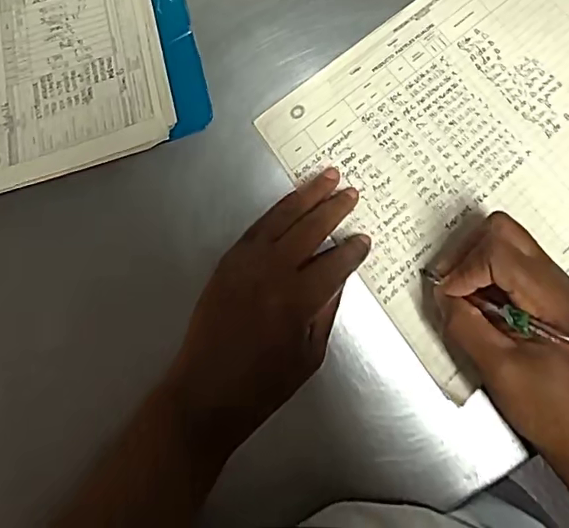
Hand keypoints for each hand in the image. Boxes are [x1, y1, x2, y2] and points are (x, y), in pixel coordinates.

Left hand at [163, 168, 370, 454]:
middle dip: (334, 208)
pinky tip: (293, 200)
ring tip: (328, 177)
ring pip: (283, 216)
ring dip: (308, 194)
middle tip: (351, 192)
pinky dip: (279, 209)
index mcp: (297, 300)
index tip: (364, 238)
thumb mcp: (309, 355)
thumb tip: (339, 275)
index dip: (352, 250)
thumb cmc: (263, 385)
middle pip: (310, 228)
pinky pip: (260, 225)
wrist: (204, 391)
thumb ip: (326, 310)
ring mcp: (247, 261)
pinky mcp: (230, 258)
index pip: (334, 263)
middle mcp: (273, 272)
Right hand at [432, 212, 568, 459]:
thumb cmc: (548, 407)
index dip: (465, 271)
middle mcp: (553, 278)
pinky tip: (477, 303)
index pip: (497, 252)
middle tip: (450, 285)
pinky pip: (506, 259)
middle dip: (467, 252)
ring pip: (502, 238)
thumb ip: (465, 325)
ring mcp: (549, 281)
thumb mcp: (498, 368)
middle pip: (501, 229)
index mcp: (549, 295)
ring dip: (474, 260)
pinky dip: (483, 272)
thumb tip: (442, 295)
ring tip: (463, 297)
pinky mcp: (540, 290)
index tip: (450, 299)